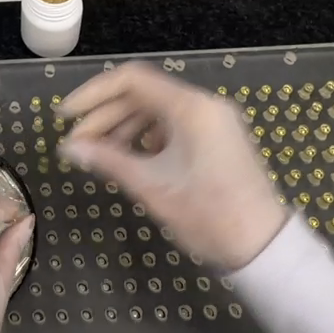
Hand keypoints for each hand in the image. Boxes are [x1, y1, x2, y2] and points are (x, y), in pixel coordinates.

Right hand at [57, 63, 285, 268]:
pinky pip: (172, 125)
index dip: (93, 93)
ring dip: (123, 128)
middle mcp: (203, 104)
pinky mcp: (218, 138)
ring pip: (155, 111)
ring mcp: (213, 121)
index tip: (66, 114)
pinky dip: (146, 138)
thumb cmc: (209, 215)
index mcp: (190, 107)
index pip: (130, 80)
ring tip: (100, 155)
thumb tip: (68, 148)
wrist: (267, 252)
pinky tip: (130, 161)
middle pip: (141, 95)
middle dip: (105, 117)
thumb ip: (107, 161)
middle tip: (78, 143)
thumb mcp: (151, 187)